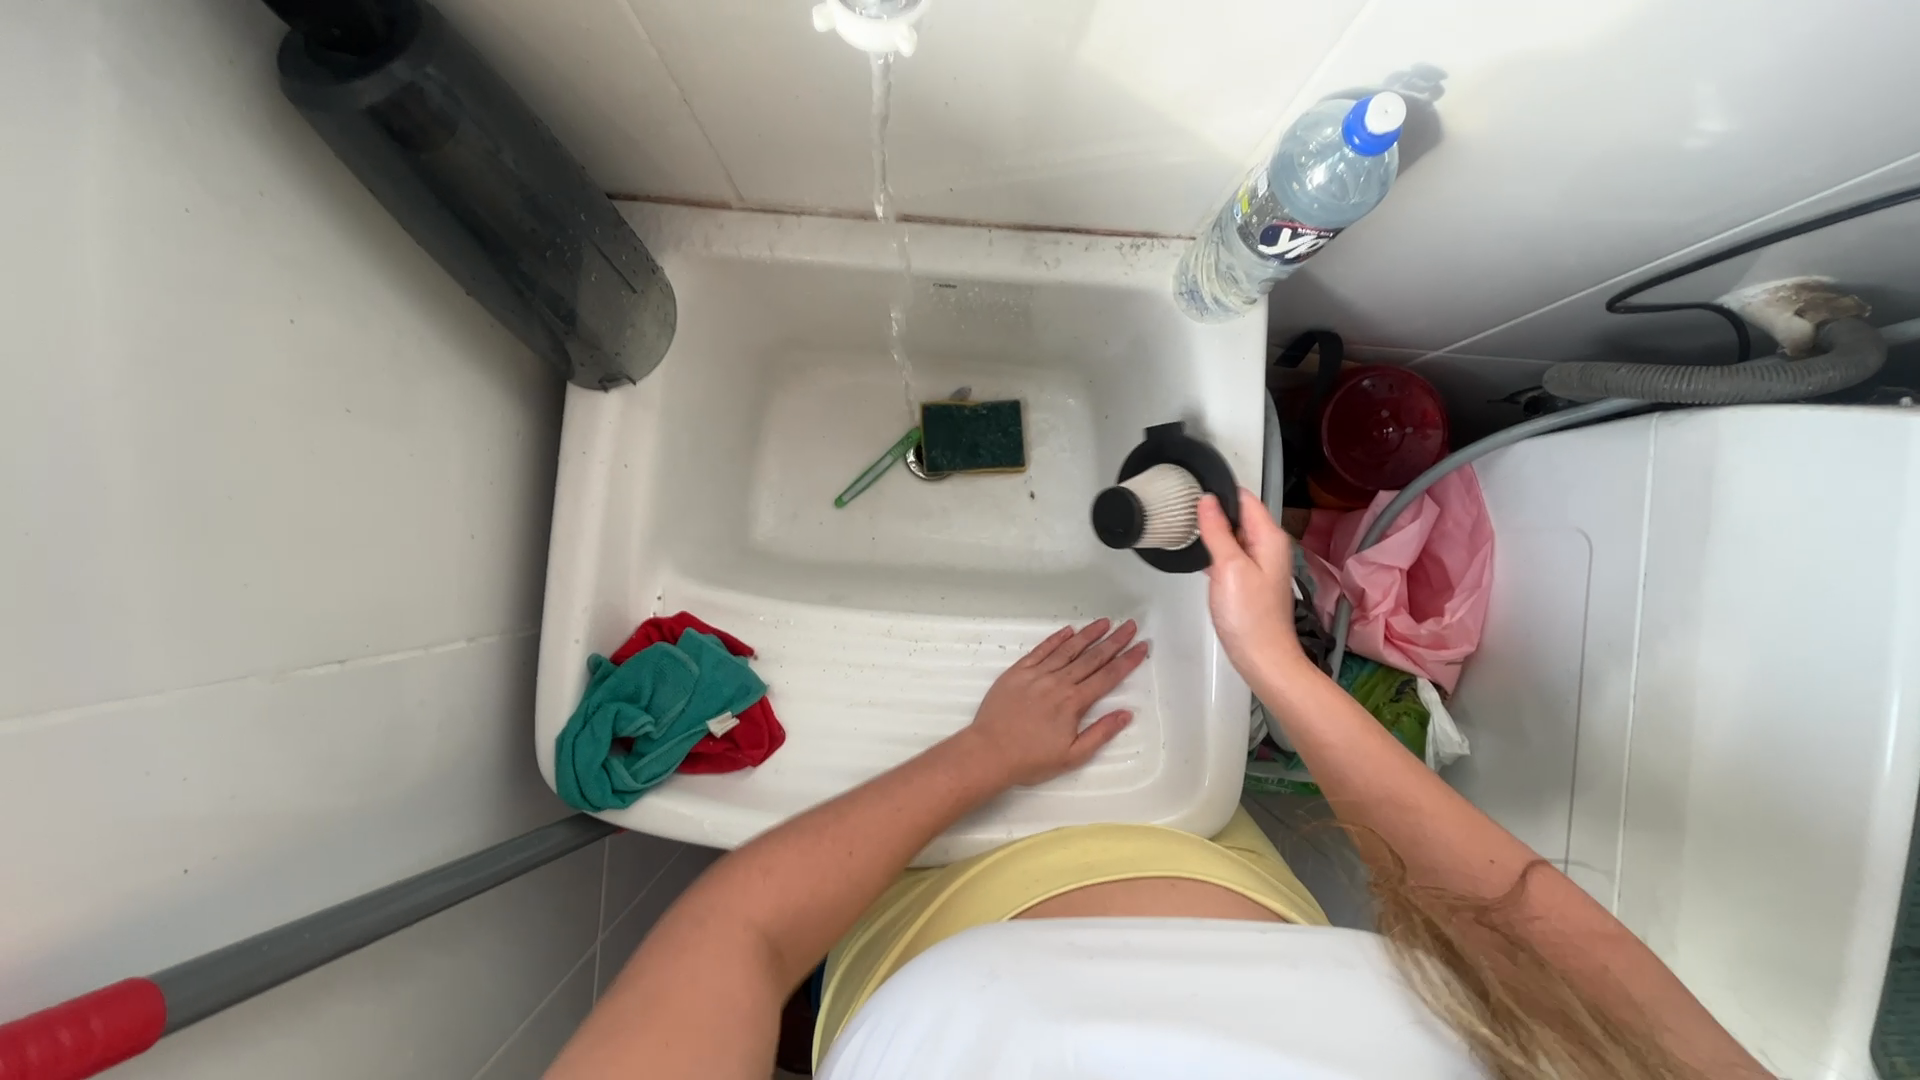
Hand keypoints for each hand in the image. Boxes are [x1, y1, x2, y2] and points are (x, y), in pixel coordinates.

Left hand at [955, 619, 1147, 787]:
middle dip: (1114, 641)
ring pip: (1067, 649)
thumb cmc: (1030, 759)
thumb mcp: (1072, 756)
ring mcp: (1036, 675)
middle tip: (1129, 626)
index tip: (1141, 647)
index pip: (1107, 676)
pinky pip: (1040, 651)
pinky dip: (1055, 639)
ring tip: (1104, 623)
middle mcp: (1057, 683)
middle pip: (1092, 658)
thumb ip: (1101, 733)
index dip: (1127, 661)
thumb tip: (1125, 714)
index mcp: (1073, 702)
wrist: (989, 752)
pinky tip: (1068, 631)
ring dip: (1088, 635)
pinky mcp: (1017, 672)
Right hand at [1196, 490, 1307, 675]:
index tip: (1195, 488)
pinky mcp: (1251, 580)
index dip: (1221, 492)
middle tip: (1185, 510)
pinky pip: (1232, 554)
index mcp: (1269, 537)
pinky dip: (1217, 552)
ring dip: (1214, 532)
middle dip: (1215, 511)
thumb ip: (1217, 530)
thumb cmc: (1249, 617)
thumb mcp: (1228, 566)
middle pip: (1240, 515)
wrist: (1262, 657)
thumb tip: (1207, 501)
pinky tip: (1202, 559)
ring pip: (1235, 535)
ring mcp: (1261, 564)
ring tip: (1189, 531)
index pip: (1245, 498)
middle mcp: (1269, 547)